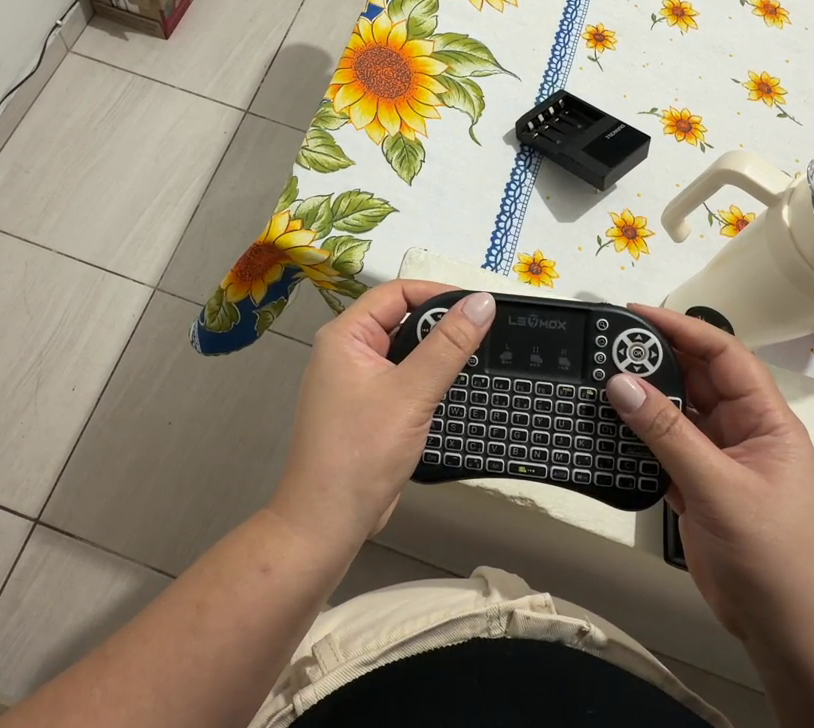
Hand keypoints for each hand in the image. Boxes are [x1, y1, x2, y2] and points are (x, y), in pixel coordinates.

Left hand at [267, 282, 493, 550]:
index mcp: (345, 337)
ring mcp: (356, 383)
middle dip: (440, 325)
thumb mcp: (411, 393)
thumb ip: (449, 346)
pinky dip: (427, 381)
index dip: (437, 293)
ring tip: (477, 360)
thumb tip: (482, 303)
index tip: (479, 305)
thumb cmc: (360, 452)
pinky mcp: (368, 410)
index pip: (395, 294)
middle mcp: (347, 353)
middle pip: (400, 320)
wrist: (329, 520)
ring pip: (404, 353)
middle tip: (485, 334)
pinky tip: (453, 390)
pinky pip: (403, 380)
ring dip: (436, 355)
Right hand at [605, 305, 813, 649]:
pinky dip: (637, 437)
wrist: (793, 636)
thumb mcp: (721, 488)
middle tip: (604, 345)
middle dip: (655, 359)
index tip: (634, 313)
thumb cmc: (776, 557)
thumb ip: (668, 433)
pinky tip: (606, 428)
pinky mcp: (699, 489)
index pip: (724, 356)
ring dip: (642, 399)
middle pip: (696, 380)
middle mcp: (743, 433)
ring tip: (597, 379)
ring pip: (676, 414)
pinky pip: (664, 448)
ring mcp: (720, 462)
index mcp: (767, 421)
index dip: (682, 328)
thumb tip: (618, 382)